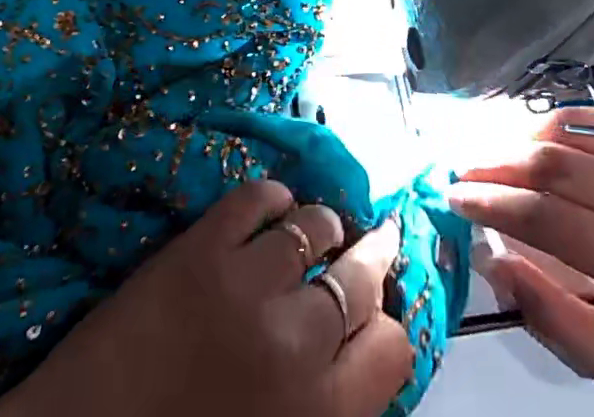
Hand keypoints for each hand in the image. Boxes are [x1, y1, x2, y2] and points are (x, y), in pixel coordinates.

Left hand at [0, 180, 412, 416]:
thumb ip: (326, 400)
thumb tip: (357, 340)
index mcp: (318, 413)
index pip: (394, 347)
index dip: (384, 325)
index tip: (370, 313)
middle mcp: (295, 343)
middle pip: (362, 276)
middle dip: (367, 259)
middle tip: (362, 249)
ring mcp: (246, 286)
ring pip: (317, 226)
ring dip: (323, 226)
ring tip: (314, 230)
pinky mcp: (200, 246)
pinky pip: (261, 197)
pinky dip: (274, 198)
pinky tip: (272, 209)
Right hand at [448, 112, 593, 404]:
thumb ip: (558, 324)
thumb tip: (495, 262)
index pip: (554, 219)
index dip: (495, 203)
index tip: (454, 199)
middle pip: (557, 165)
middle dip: (495, 165)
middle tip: (458, 175)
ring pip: (571, 138)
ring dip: (515, 144)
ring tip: (481, 161)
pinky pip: (593, 128)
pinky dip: (547, 132)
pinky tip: (522, 146)